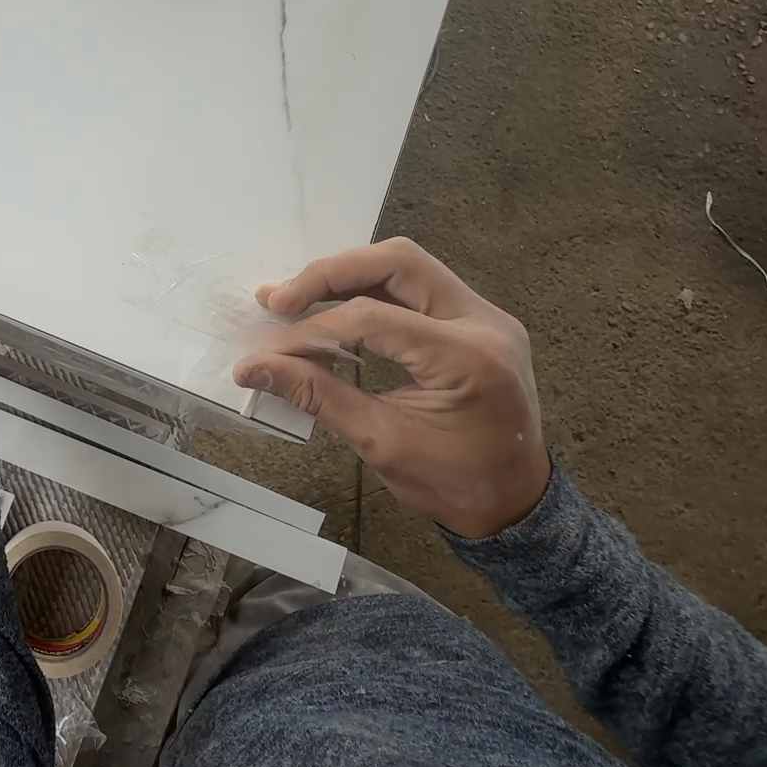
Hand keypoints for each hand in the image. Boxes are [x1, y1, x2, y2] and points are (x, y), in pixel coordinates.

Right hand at [234, 238, 549, 539]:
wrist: (514, 504)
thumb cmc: (453, 483)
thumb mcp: (379, 442)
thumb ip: (316, 394)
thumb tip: (251, 367)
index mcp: (468, 358)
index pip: (373, 318)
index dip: (312, 331)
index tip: (269, 352)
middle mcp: (483, 321)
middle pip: (397, 262)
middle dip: (330, 274)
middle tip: (279, 300)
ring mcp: (481, 315)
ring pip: (404, 264)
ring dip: (346, 275)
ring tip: (296, 297)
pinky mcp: (471, 319)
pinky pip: (412, 285)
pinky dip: (366, 288)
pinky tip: (332, 306)